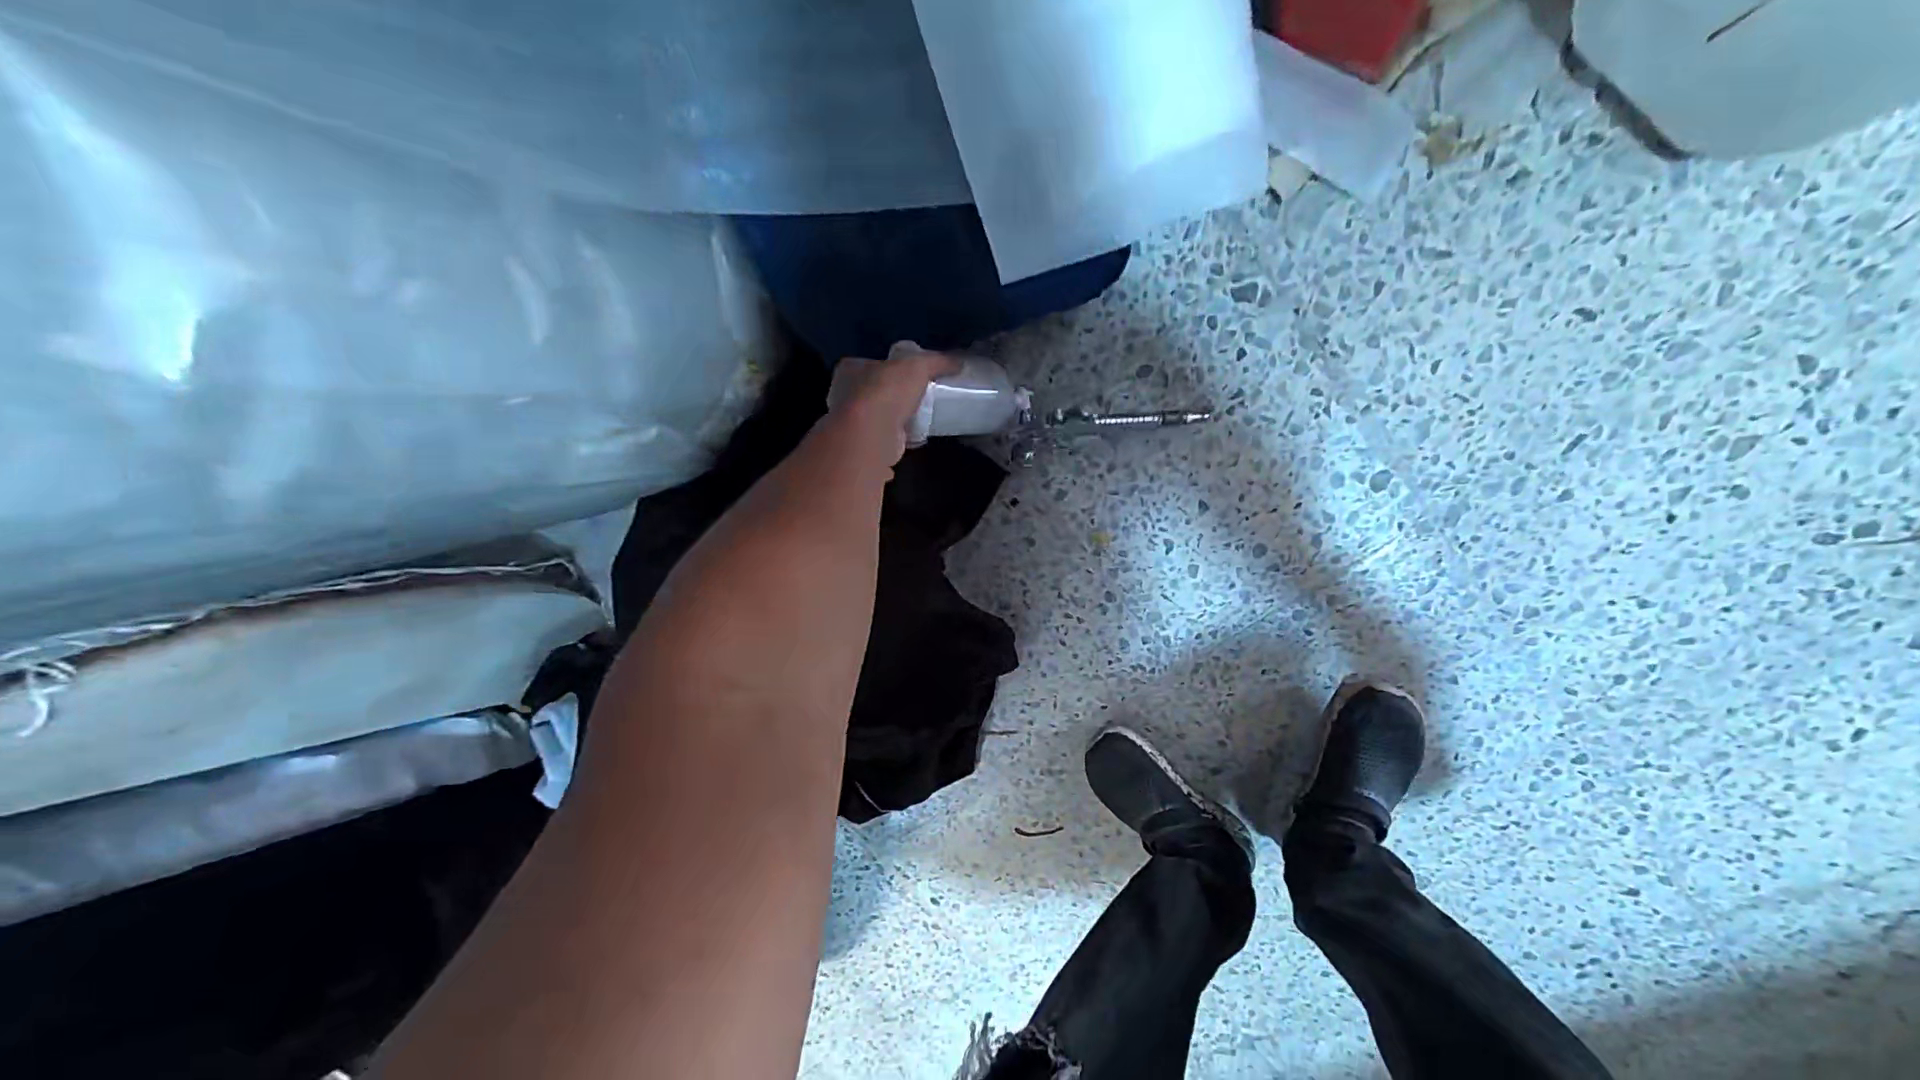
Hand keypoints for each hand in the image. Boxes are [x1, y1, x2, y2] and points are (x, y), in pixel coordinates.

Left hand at [820, 341, 960, 469]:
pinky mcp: (864, 446)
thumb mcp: (918, 365)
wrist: (873, 434)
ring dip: (895, 419)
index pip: (867, 363)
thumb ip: (937, 361)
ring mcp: (852, 424)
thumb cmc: (888, 390)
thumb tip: (959, 362)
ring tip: (919, 418)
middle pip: (872, 391)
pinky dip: (898, 440)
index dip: (887, 366)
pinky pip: (885, 439)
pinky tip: (915, 439)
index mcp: (850, 370)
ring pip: (877, 417)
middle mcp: (844, 395)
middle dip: (892, 395)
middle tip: (916, 396)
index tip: (906, 373)